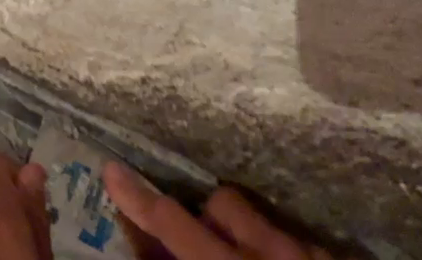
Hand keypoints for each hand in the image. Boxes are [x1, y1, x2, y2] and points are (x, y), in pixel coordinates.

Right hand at [104, 162, 328, 259]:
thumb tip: (153, 254)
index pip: (172, 222)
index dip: (138, 198)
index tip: (112, 171)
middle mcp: (268, 254)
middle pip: (222, 205)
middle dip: (203, 218)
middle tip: (197, 247)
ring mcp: (310, 258)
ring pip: (263, 221)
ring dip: (244, 235)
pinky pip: (302, 245)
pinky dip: (285, 256)